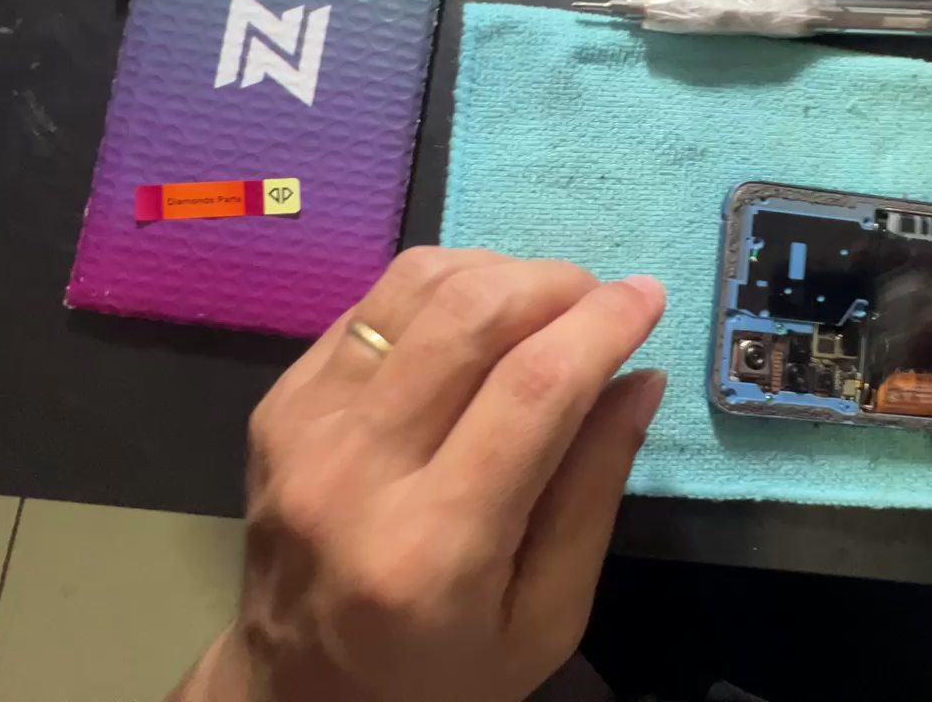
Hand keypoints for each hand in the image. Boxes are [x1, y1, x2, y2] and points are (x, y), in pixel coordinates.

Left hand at [174, 249, 668, 701]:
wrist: (293, 690)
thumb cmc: (442, 671)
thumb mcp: (547, 614)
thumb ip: (598, 485)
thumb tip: (640, 374)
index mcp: (432, 547)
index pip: (534, 389)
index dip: (602, 326)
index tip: (648, 296)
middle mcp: (354, 470)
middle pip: (471, 316)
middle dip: (555, 283)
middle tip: (597, 300)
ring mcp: (305, 423)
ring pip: (420, 284)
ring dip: (503, 271)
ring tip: (543, 304)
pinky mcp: (283, 396)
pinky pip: (379, 298)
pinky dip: (448, 285)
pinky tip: (478, 317)